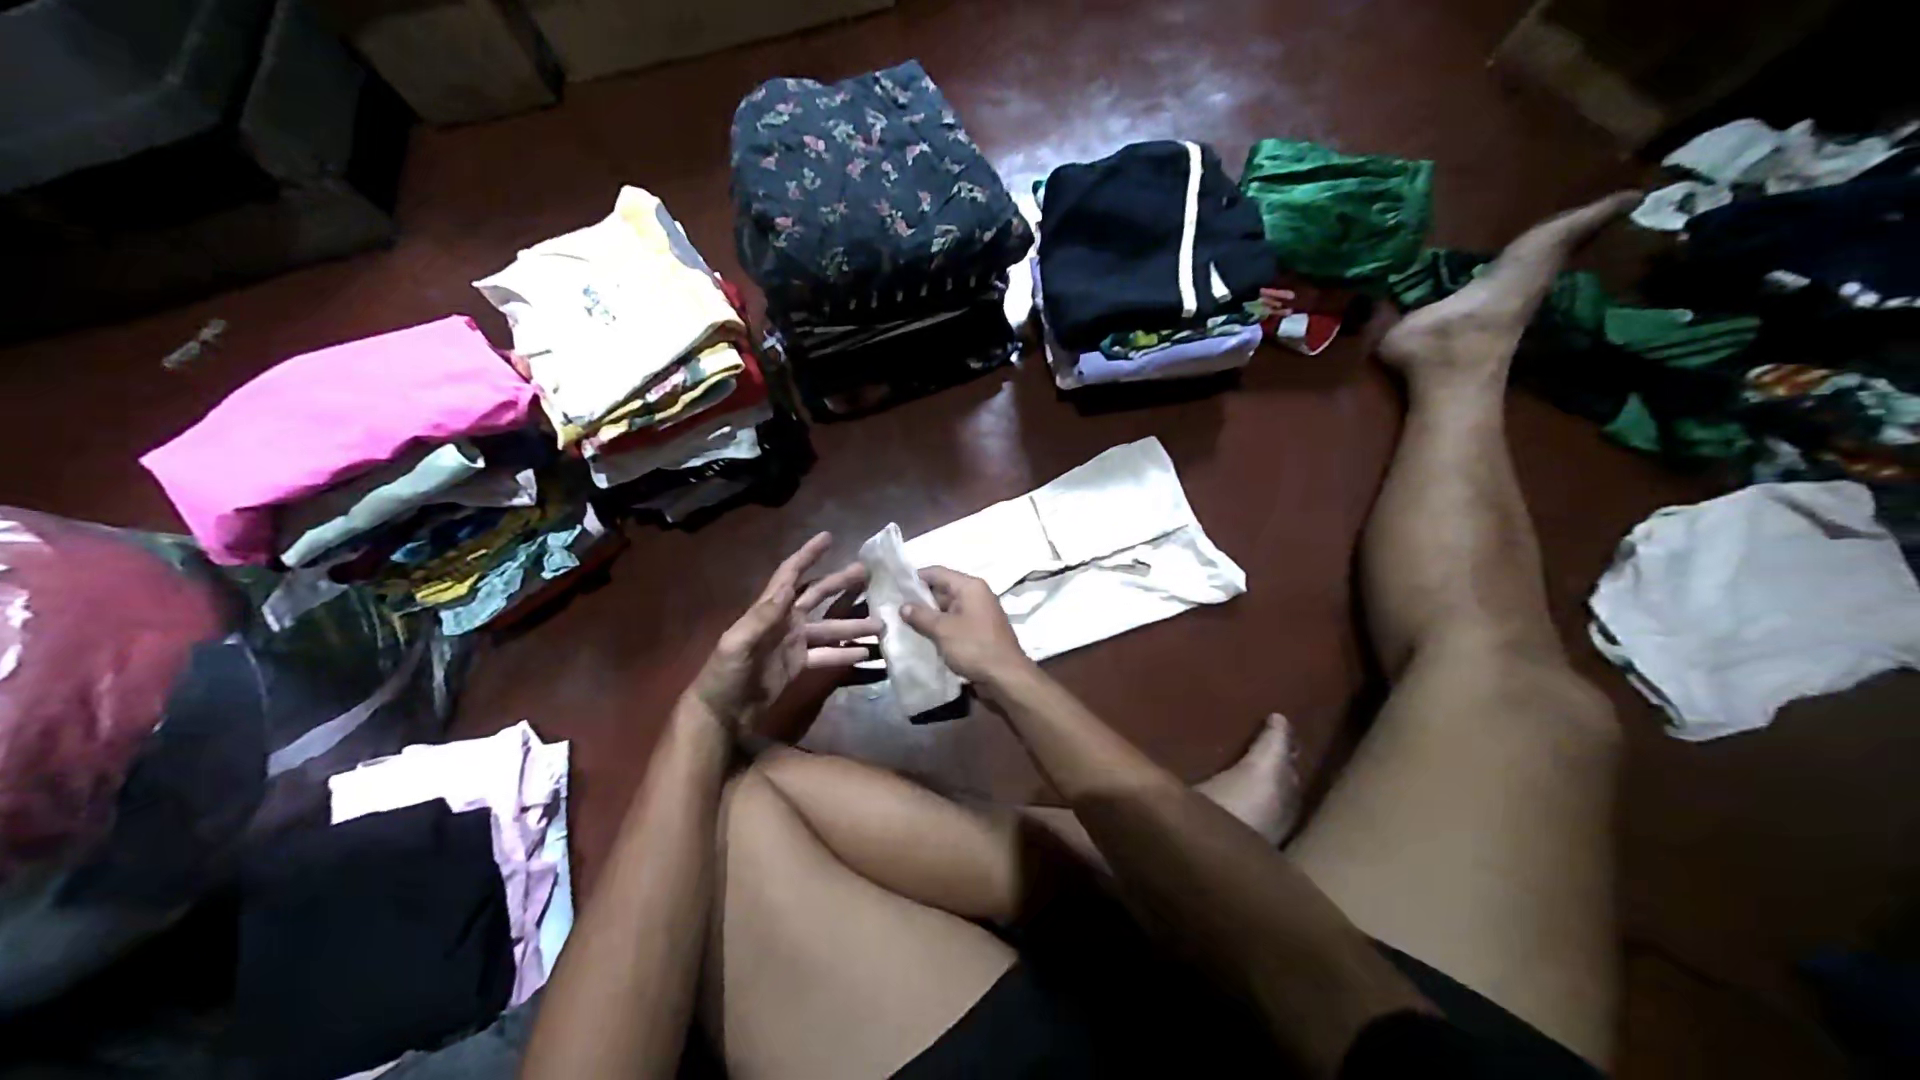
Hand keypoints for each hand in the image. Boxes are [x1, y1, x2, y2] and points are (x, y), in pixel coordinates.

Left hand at [688, 532, 878, 736]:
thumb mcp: (736, 644)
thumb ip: (762, 617)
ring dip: (852, 624)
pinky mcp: (798, 665)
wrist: (720, 713)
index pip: (790, 575)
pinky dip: (844, 654)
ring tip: (880, 624)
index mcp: (768, 610)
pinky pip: (826, 655)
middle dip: (841, 583)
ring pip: (828, 627)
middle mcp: (784, 621)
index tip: (828, 537)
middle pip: (817, 595)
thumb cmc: (723, 675)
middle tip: (867, 574)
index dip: (808, 555)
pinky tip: (865, 653)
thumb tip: (789, 588)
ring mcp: (792, 643)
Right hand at [899, 566, 1035, 689]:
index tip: (894, 586)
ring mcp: (978, 614)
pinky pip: (954, 623)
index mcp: (970, 587)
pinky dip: (940, 628)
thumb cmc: (974, 647)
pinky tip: (922, 636)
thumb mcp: (943, 630)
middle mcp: (976, 595)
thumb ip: (920, 616)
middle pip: (942, 590)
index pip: (937, 572)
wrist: (1006, 678)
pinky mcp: (978, 632)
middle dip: (920, 599)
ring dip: (928, 616)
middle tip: (894, 608)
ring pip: (947, 609)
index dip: (915, 577)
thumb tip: (903, 606)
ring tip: (902, 623)